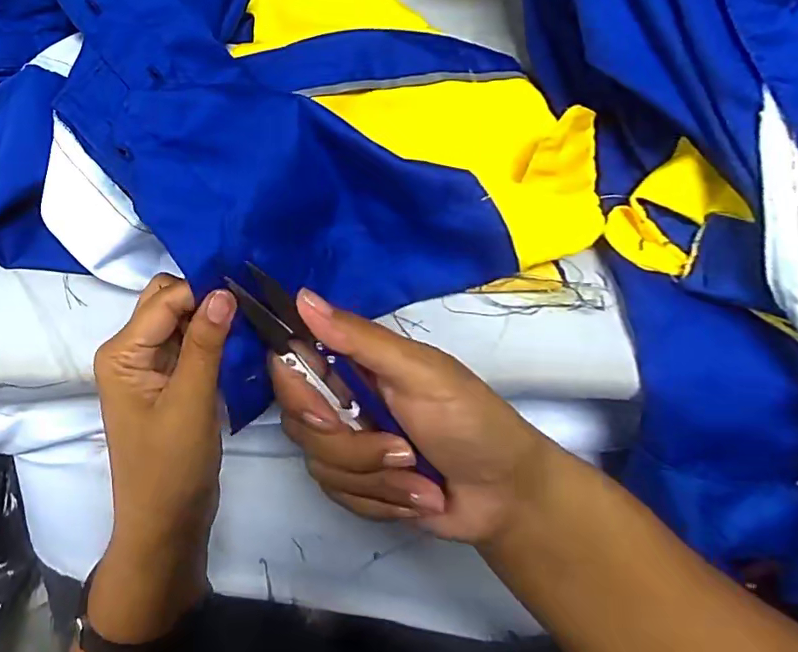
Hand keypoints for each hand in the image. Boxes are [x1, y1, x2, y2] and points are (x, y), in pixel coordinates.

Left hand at [86, 274, 235, 642]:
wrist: (166, 528)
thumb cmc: (171, 468)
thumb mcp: (191, 403)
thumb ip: (205, 344)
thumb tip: (223, 291)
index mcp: (121, 352)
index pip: (163, 300)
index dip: (201, 290)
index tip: (244, 289)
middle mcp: (128, 351)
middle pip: (166, 303)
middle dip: (202, 298)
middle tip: (247, 304)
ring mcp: (147, 367)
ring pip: (179, 321)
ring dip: (208, 317)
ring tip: (249, 316)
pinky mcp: (166, 382)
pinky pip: (187, 345)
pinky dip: (209, 339)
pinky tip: (238, 340)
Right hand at [271, 289, 558, 546]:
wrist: (510, 497)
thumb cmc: (471, 420)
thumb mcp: (420, 372)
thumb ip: (359, 338)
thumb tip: (302, 297)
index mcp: (348, 362)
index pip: (287, 363)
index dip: (295, 389)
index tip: (329, 413)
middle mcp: (336, 398)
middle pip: (298, 421)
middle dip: (352, 446)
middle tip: (400, 447)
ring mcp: (343, 442)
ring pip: (320, 462)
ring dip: (378, 477)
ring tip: (420, 474)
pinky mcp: (355, 483)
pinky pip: (340, 495)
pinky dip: (384, 500)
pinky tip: (417, 495)